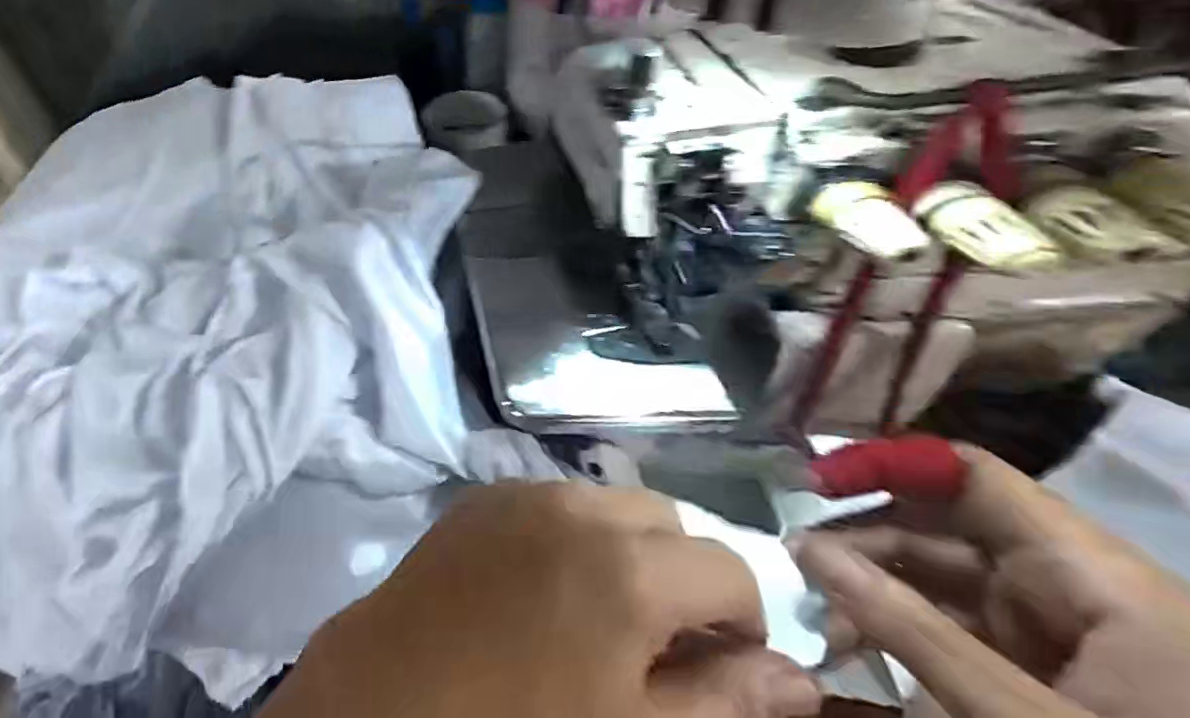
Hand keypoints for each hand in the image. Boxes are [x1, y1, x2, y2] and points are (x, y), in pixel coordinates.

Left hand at [262, 482, 820, 717]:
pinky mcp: (478, 496)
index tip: (718, 665)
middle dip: (681, 573)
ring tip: (599, 611)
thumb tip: (796, 675)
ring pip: (605, 502)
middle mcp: (573, 504)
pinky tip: (544, 584)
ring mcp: (518, 492)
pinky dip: (569, 530)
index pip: (728, 566)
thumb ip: (725, 699)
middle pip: (665, 520)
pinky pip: (548, 498)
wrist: (392, 690)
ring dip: (623, 547)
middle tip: (658, 639)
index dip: (741, 621)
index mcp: (625, 563)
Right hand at [790, 444, 1189, 717]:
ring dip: (871, 590)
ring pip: (940, 578)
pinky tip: (853, 646)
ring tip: (818, 622)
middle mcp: (1077, 587)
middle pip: (941, 527)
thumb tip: (805, 549)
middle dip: (860, 544)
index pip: (971, 476)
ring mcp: (1065, 632)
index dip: (886, 465)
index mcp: (1096, 576)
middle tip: (794, 571)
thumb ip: (912, 630)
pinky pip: (960, 625)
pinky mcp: (1055, 671)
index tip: (808, 484)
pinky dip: (903, 629)